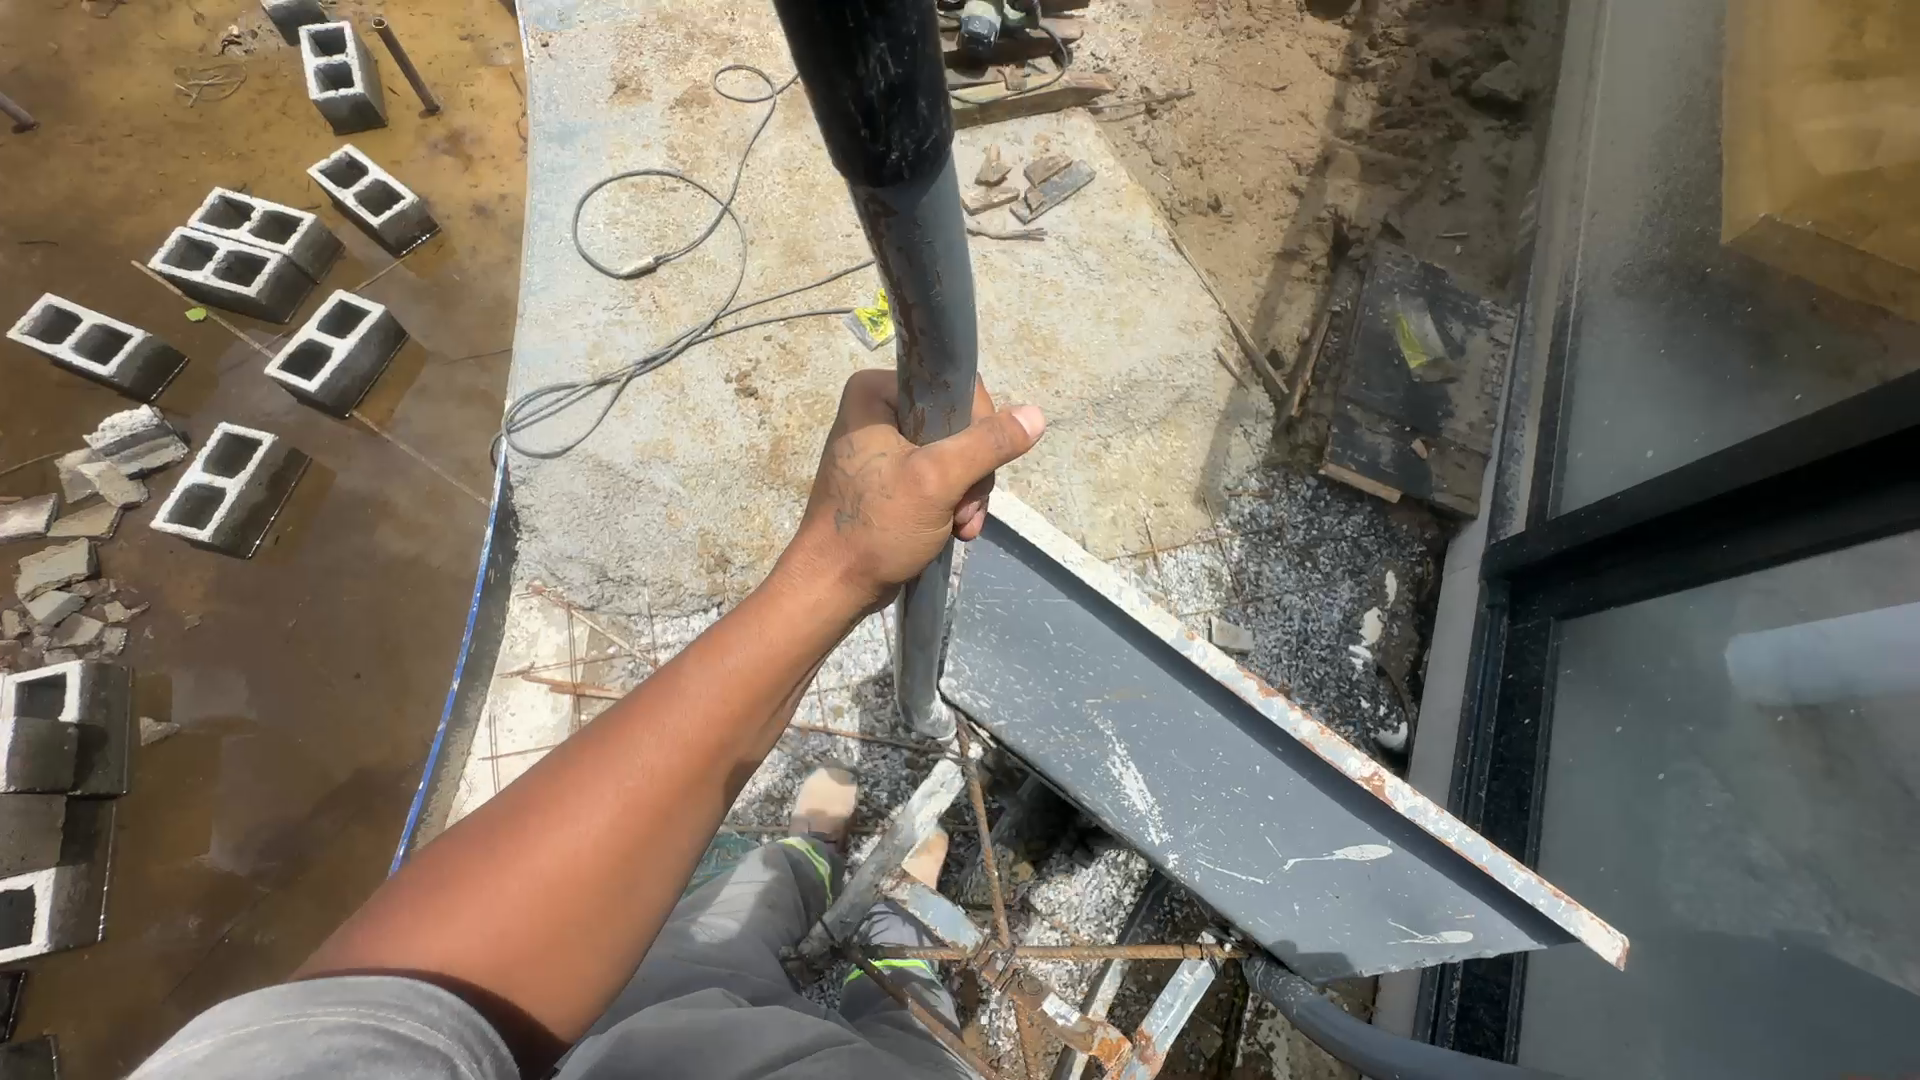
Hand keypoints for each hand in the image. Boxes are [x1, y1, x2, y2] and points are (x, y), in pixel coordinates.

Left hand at [778, 370, 1045, 612]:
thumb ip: (987, 445)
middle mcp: (879, 409)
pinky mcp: (893, 478)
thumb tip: (1035, 416)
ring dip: (967, 495)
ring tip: (959, 526)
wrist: (834, 584)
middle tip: (963, 509)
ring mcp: (886, 446)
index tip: (973, 472)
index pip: (955, 390)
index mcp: (876, 391)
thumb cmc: (876, 528)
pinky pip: (942, 478)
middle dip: (971, 474)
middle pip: (960, 426)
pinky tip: (954, 531)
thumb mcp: (938, 480)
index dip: (978, 430)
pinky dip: (954, 504)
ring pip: (956, 455)